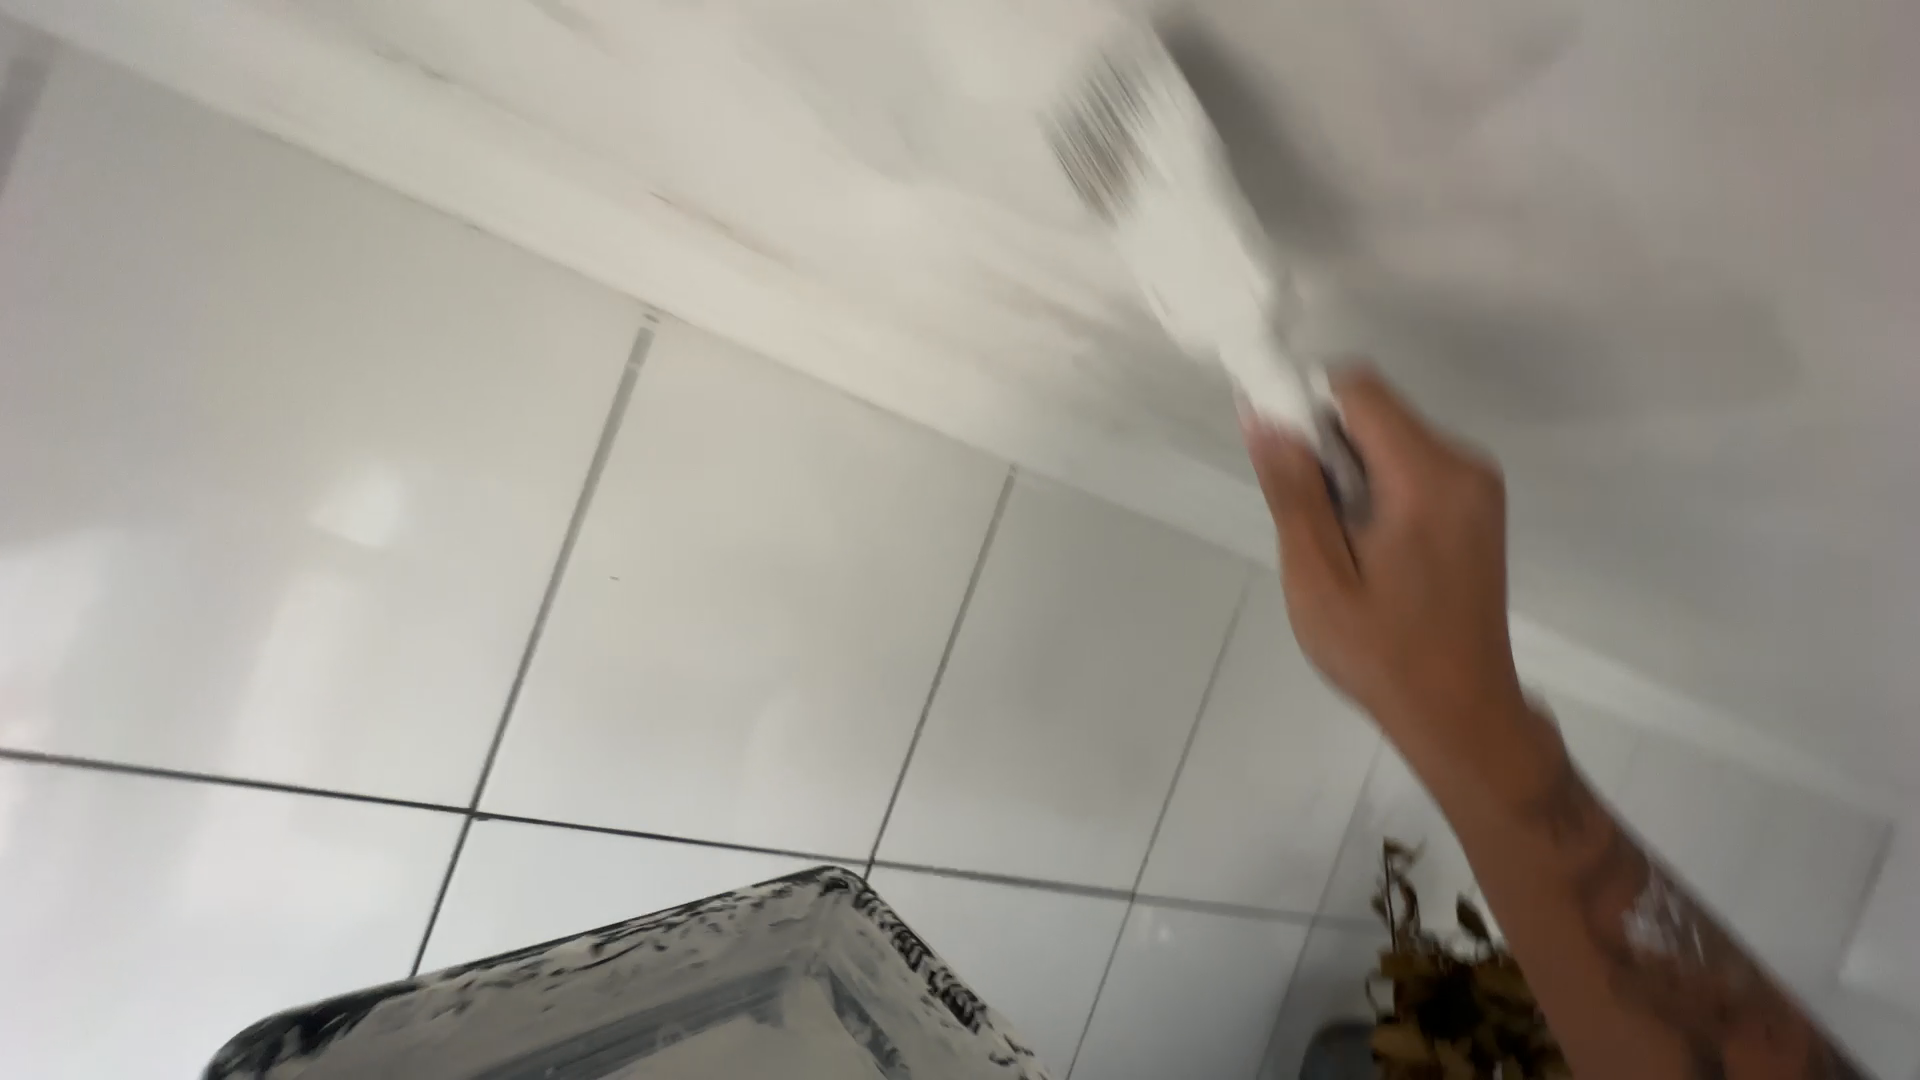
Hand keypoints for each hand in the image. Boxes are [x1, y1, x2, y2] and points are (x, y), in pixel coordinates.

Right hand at [1241, 369, 1526, 757]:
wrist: (1457, 710)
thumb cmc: (1378, 650)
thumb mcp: (1317, 575)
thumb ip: (1292, 490)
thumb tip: (1263, 416)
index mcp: (1428, 477)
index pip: (1357, 389)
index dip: (1303, 403)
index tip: (1275, 452)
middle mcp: (1463, 466)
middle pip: (1373, 411)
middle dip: (1322, 445)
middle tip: (1306, 518)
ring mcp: (1475, 485)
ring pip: (1386, 437)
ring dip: (1343, 469)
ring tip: (1334, 541)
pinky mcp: (1472, 506)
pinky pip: (1407, 465)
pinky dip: (1370, 485)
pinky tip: (1361, 544)